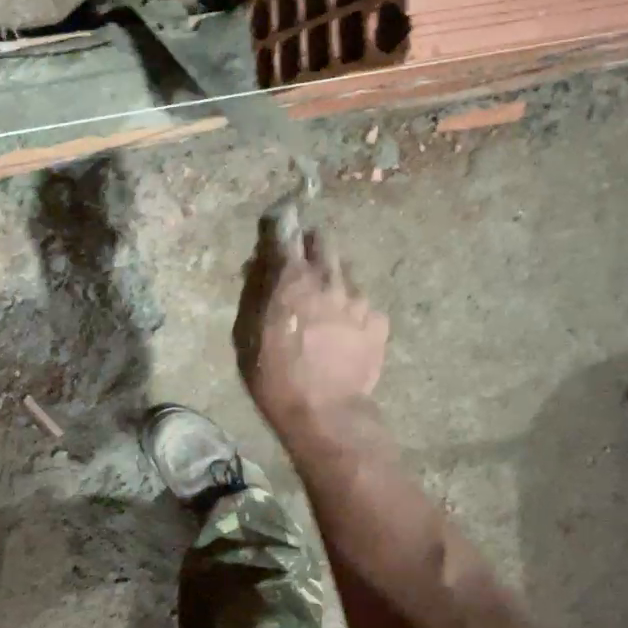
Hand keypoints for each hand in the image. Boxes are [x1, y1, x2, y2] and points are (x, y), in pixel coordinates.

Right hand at [233, 208, 388, 434]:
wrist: (326, 412)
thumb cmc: (275, 376)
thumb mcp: (248, 335)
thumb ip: (256, 294)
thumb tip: (260, 267)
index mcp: (292, 281)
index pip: (286, 236)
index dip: (281, 223)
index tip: (280, 214)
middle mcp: (330, 281)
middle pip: (324, 244)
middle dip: (311, 245)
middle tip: (300, 259)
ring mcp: (360, 300)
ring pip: (345, 273)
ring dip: (332, 278)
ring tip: (322, 302)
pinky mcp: (379, 322)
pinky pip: (362, 303)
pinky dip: (350, 308)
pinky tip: (341, 329)